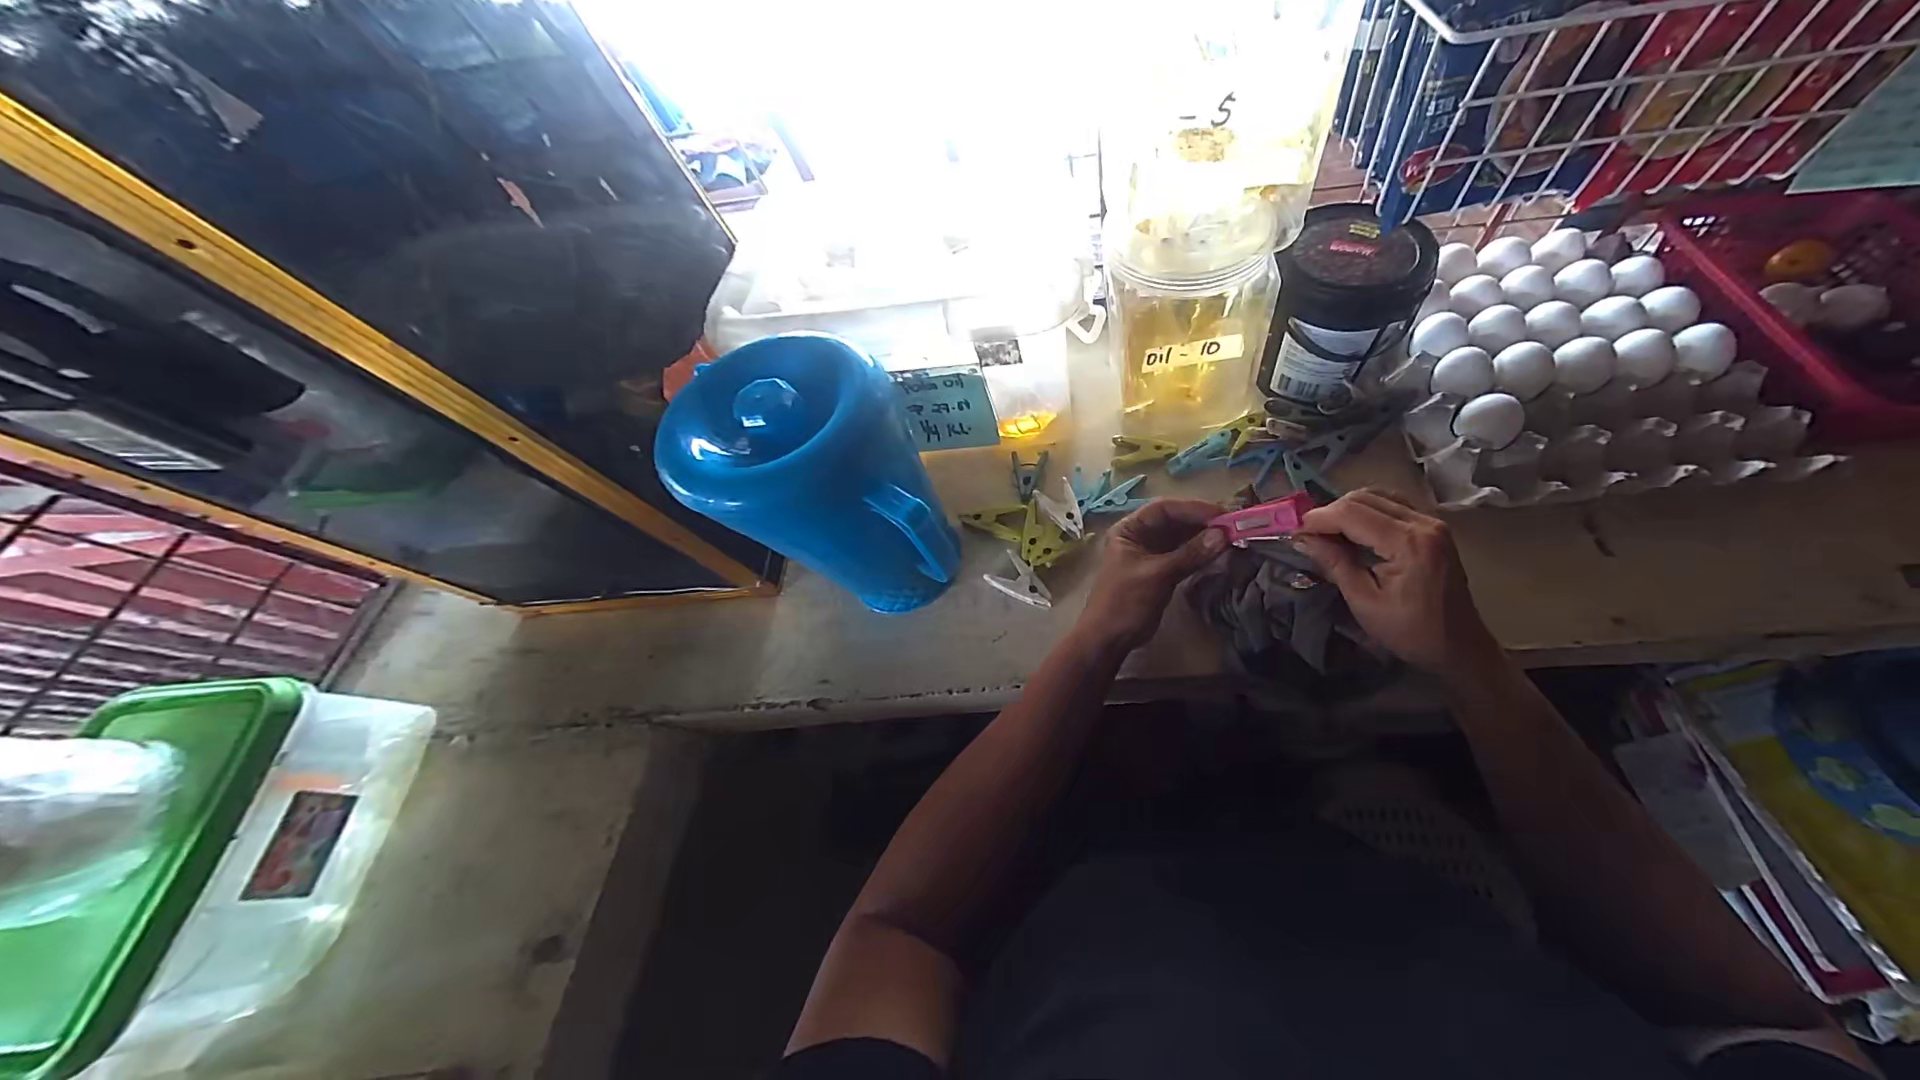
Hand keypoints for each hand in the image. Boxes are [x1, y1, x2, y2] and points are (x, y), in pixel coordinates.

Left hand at [1077, 498, 1226, 652]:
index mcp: (1128, 529)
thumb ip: (1189, 554)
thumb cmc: (1124, 602)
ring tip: (1232, 536)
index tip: (1221, 515)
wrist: (1109, 637)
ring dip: (1204, 536)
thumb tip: (1222, 535)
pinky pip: (1184, 553)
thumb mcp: (1156, 575)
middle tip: (1233, 525)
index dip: (1192, 508)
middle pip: (1175, 520)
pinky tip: (1220, 551)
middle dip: (1202, 521)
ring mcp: (1151, 553)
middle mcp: (1139, 536)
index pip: (1163, 508)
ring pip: (1181, 537)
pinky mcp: (1162, 570)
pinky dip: (1201, 551)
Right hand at [1290, 490, 1500, 674]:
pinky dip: (1367, 511)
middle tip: (1308, 535)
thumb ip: (1334, 562)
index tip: (1294, 533)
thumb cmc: (1410, 631)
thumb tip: (1304, 538)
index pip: (1352, 513)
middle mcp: (1424, 523)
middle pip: (1364, 498)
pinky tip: (1353, 530)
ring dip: (1347, 510)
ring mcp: (1433, 523)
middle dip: (1329, 513)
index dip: (1317, 519)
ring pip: (1377, 496)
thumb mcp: (1363, 600)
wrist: (1459, 646)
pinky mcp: (1434, 528)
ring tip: (1328, 532)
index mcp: (1408, 543)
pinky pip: (1393, 505)